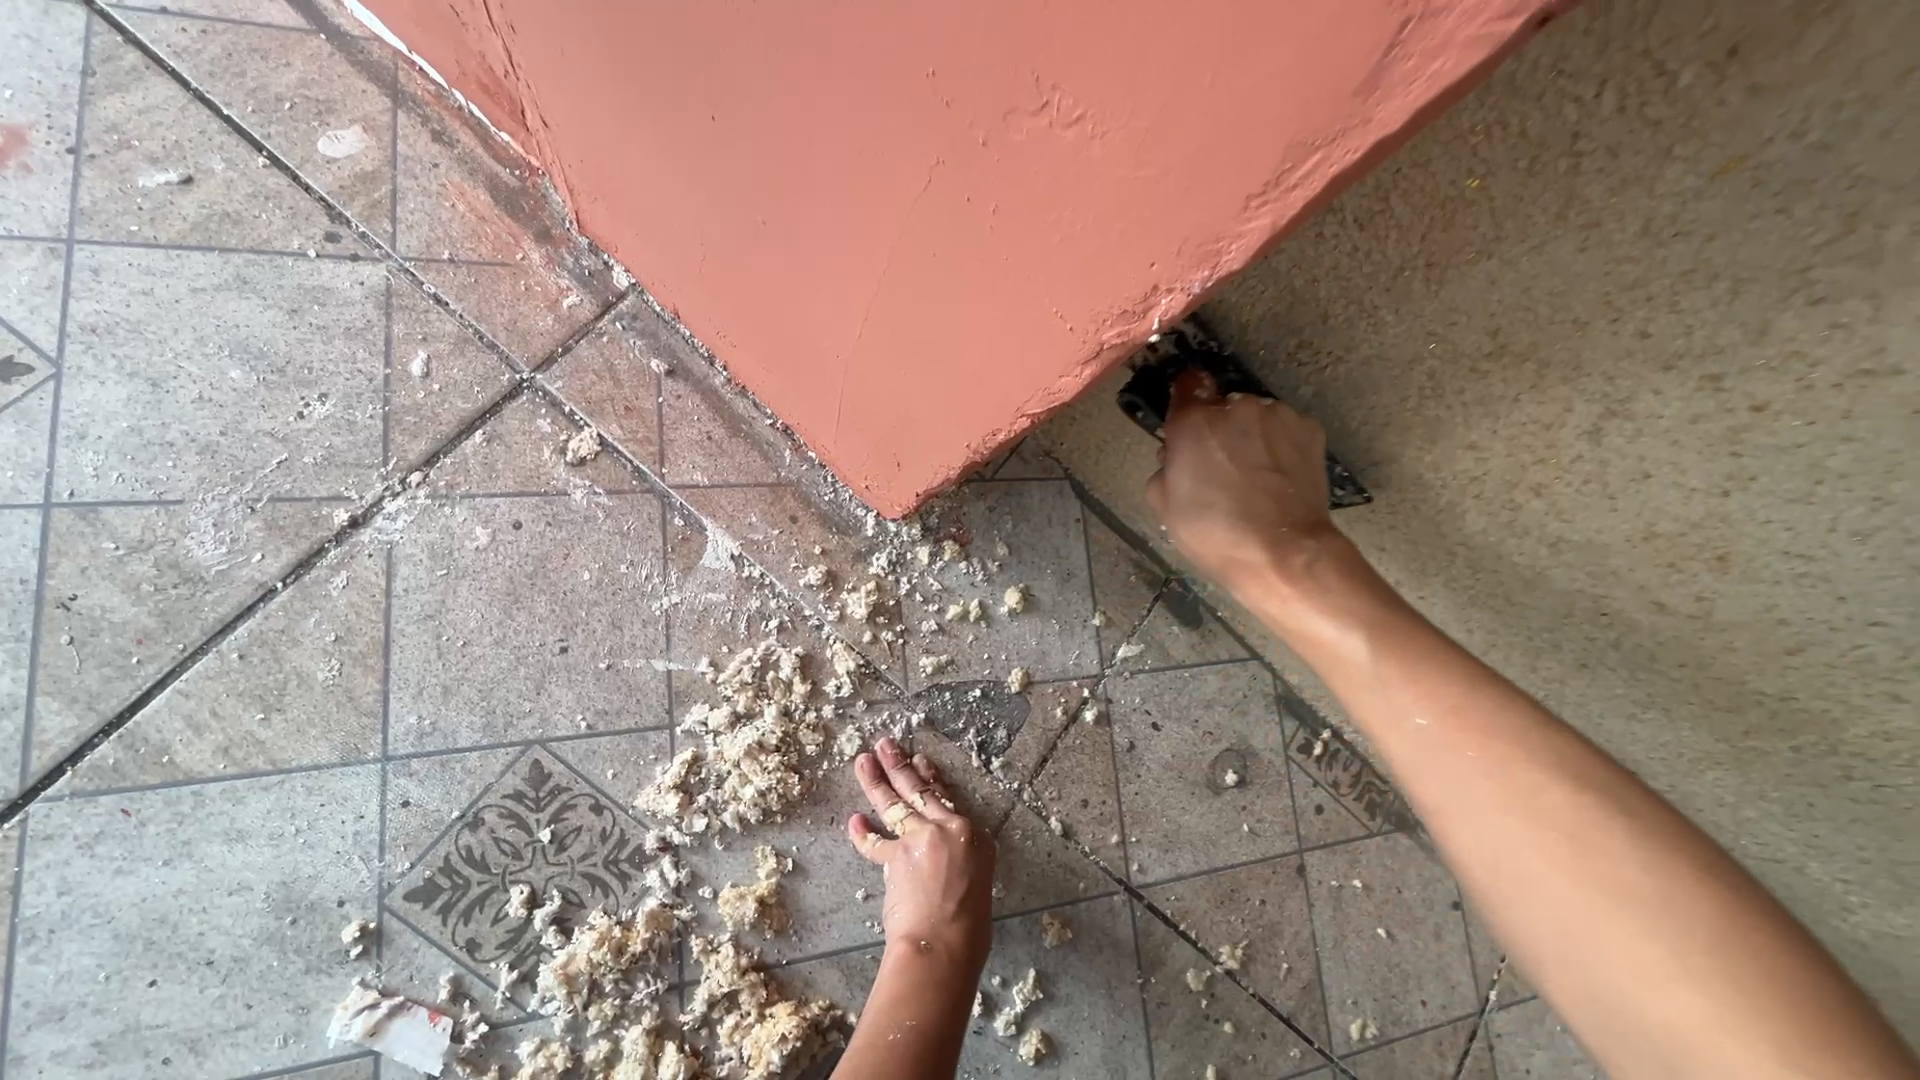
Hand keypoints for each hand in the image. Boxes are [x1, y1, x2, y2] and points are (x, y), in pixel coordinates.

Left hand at [847, 738, 994, 969]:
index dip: (930, 778)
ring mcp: (921, 838)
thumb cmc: (969, 927)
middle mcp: (949, 828)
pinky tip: (854, 820)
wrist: (944, 946)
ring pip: (894, 803)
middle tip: (885, 745)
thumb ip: (958, 858)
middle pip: (919, 790)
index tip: (920, 762)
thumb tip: (941, 859)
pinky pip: (875, 841)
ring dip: (876, 780)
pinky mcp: (896, 856)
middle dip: (899, 765)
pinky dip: (862, 833)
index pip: (947, 799)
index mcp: (975, 835)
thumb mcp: (977, 880)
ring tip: (863, 761)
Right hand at [1145, 370, 1341, 590]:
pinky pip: (1285, 430)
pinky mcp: (1310, 430)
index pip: (1187, 384)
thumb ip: (1164, 468)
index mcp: (1194, 421)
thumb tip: (1177, 457)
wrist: (1282, 552)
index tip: (1186, 424)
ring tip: (1254, 476)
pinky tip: (1279, 478)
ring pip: (1255, 418)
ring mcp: (1278, 415)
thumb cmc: (1214, 532)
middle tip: (1219, 467)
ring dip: (1251, 436)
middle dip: (1218, 429)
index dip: (1185, 402)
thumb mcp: (1164, 506)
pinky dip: (1280, 446)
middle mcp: (1236, 407)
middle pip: (1222, 407)